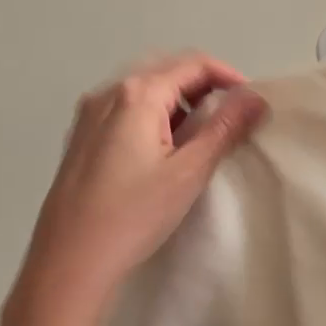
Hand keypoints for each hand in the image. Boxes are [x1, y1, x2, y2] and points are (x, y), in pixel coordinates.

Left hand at [0, 54, 268, 325]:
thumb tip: (256, 98)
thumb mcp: (189, 171)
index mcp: (136, 94)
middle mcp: (108, 93)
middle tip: (234, 117)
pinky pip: (126, 109)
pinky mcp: (81, 139)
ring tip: (204, 135)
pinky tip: (166, 149)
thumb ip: (225, 128)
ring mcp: (88, 115)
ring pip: (145, 90)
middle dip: (206, 86)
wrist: (70, 261)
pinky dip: (155, 115)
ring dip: (180, 101)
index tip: (253, 104)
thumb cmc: (134, 214)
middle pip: (167, 70)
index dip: (230, 77)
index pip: (193, 63)